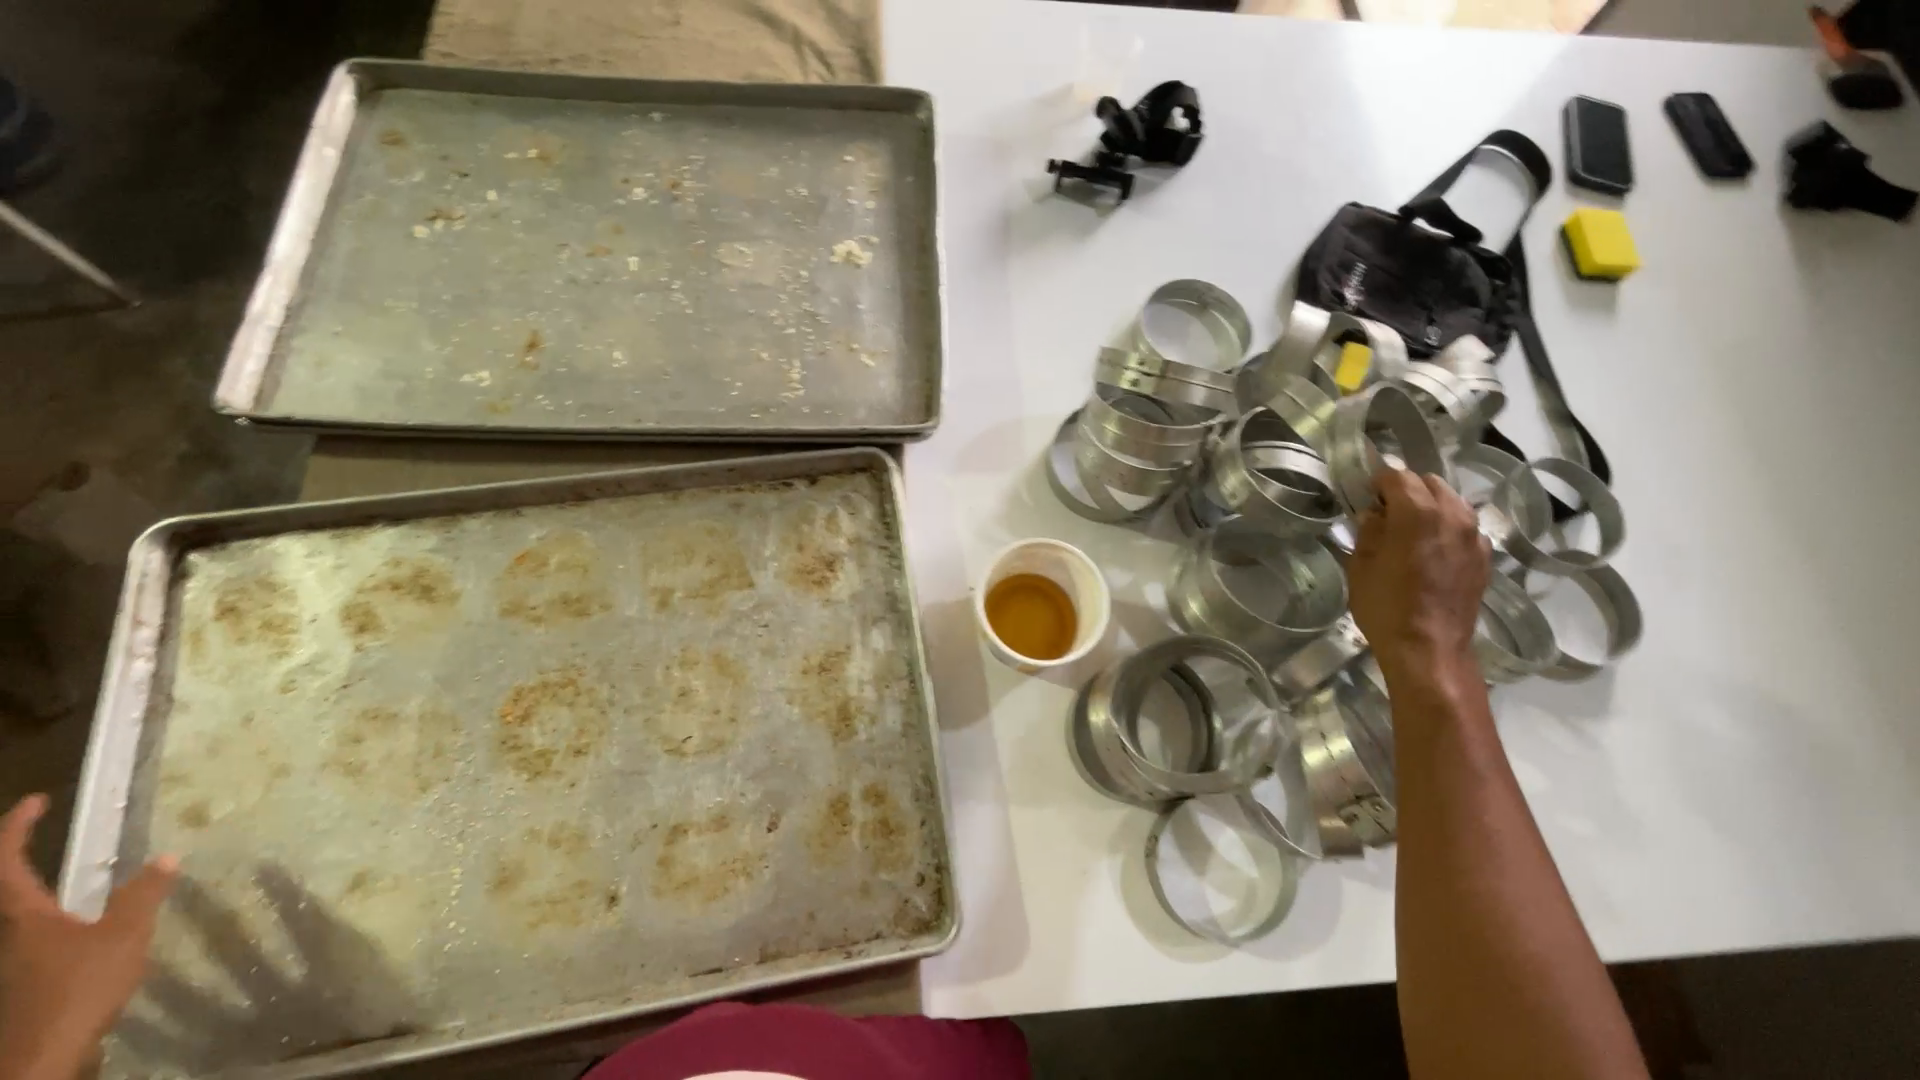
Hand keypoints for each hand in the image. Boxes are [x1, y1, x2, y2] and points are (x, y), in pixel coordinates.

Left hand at [0, 794, 177, 1079]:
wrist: (40, 1056)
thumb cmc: (77, 988)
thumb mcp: (123, 936)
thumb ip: (143, 895)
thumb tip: (166, 856)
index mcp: (26, 916)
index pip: (9, 863)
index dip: (18, 829)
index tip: (38, 800)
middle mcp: (12, 933)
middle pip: (9, 888)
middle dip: (20, 855)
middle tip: (44, 829)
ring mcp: (17, 957)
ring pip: (23, 912)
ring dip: (41, 886)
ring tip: (77, 871)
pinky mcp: (28, 977)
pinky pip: (40, 934)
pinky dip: (57, 915)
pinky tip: (90, 923)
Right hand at [1348, 469, 1489, 688]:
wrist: (1429, 649)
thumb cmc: (1385, 607)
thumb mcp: (1360, 565)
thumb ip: (1369, 530)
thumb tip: (1375, 514)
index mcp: (1417, 511)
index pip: (1396, 476)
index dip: (1376, 483)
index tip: (1365, 498)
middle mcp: (1452, 513)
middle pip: (1428, 482)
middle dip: (1406, 491)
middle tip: (1387, 515)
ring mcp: (1474, 534)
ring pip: (1451, 501)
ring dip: (1430, 507)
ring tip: (1412, 532)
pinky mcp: (1485, 555)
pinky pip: (1464, 527)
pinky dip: (1447, 528)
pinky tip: (1432, 552)